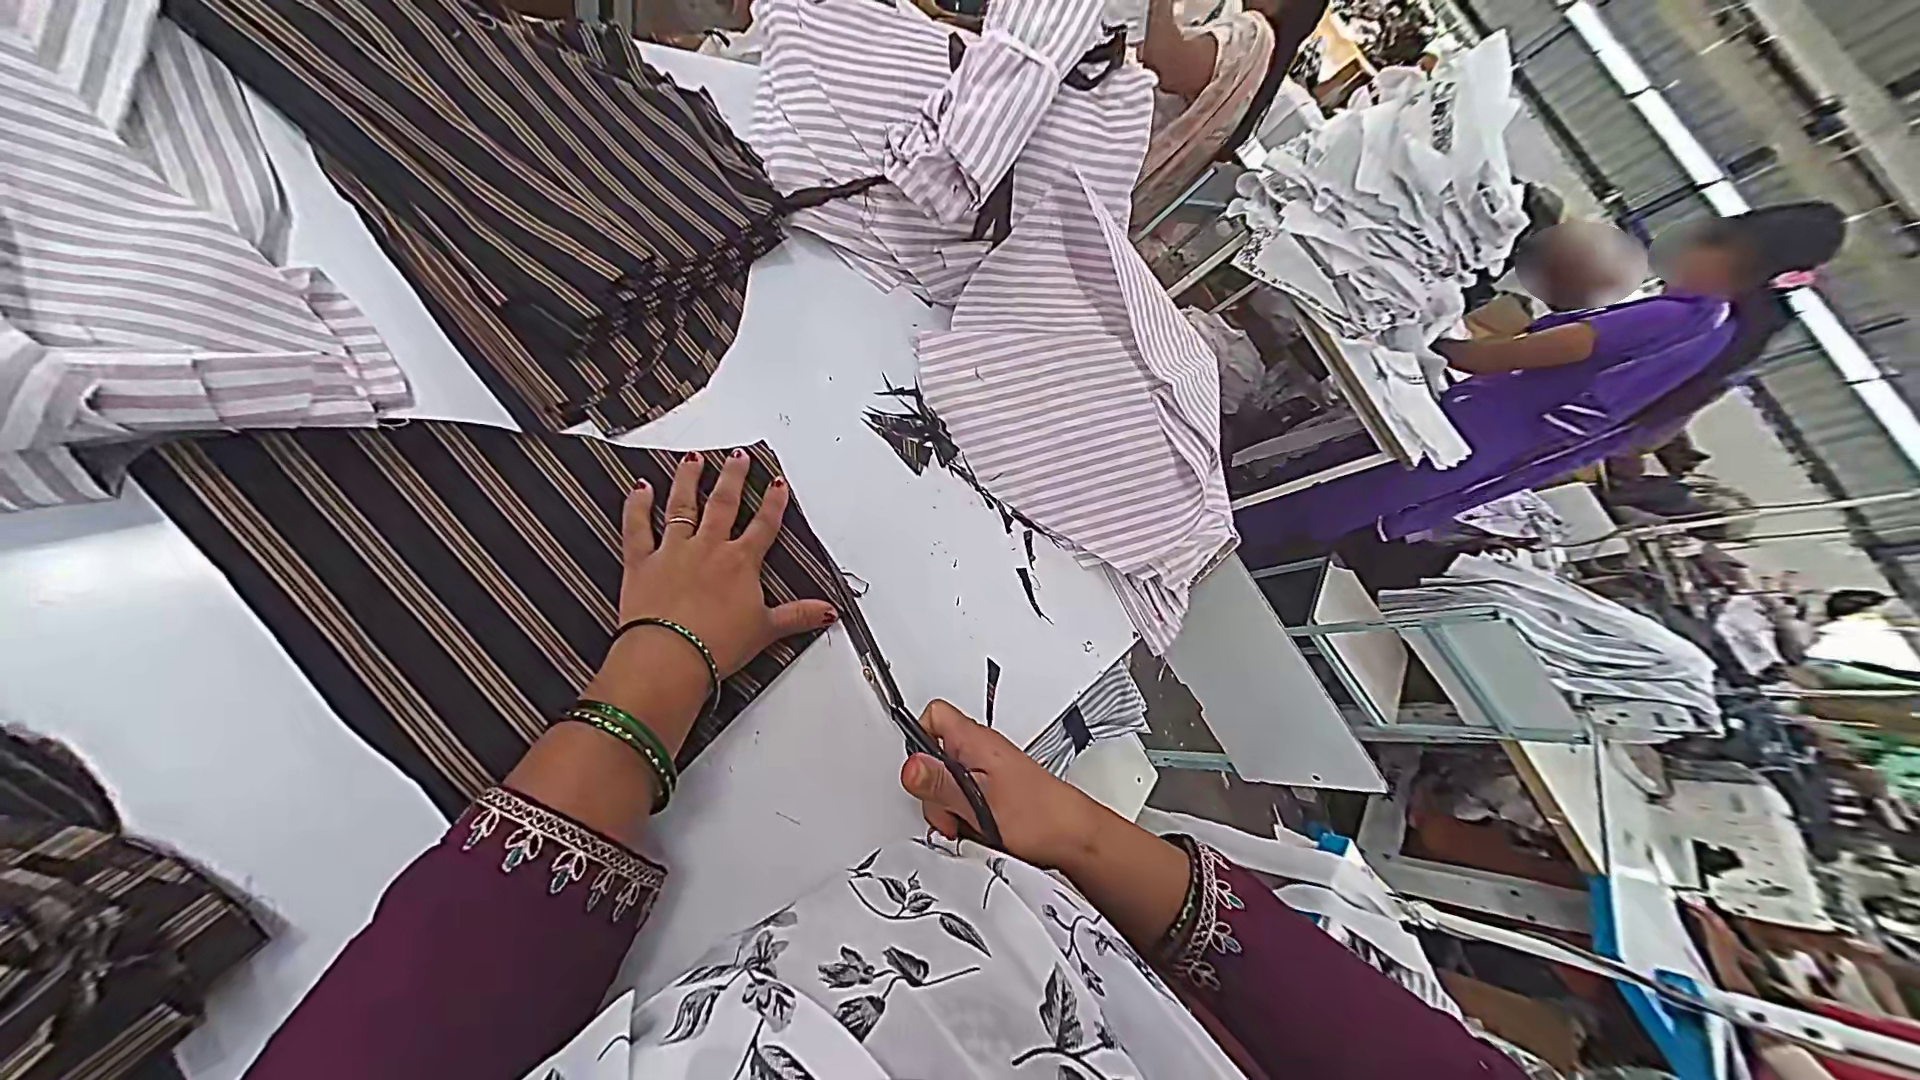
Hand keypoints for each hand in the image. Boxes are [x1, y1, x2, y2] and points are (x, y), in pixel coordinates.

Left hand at [582, 450, 835, 752]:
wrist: (670, 657)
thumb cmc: (715, 644)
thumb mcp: (766, 630)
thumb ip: (798, 615)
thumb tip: (826, 613)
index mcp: (741, 562)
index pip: (764, 524)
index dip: (773, 502)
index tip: (777, 484)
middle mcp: (708, 548)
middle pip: (724, 503)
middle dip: (733, 477)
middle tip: (738, 458)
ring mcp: (674, 552)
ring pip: (683, 505)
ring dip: (689, 480)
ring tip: (693, 460)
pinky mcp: (642, 563)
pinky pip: (637, 527)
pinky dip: (637, 506)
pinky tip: (640, 489)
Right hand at [901, 700, 1194, 947]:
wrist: (1075, 836)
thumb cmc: (1041, 815)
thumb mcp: (980, 803)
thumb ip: (941, 785)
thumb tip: (910, 767)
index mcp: (974, 740)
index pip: (933, 715)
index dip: (918, 738)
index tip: (917, 771)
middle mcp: (980, 749)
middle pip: (933, 756)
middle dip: (934, 790)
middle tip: (950, 810)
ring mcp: (987, 770)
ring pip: (946, 782)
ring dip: (950, 808)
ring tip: (972, 823)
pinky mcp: (993, 790)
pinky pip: (963, 798)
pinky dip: (965, 816)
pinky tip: (980, 829)